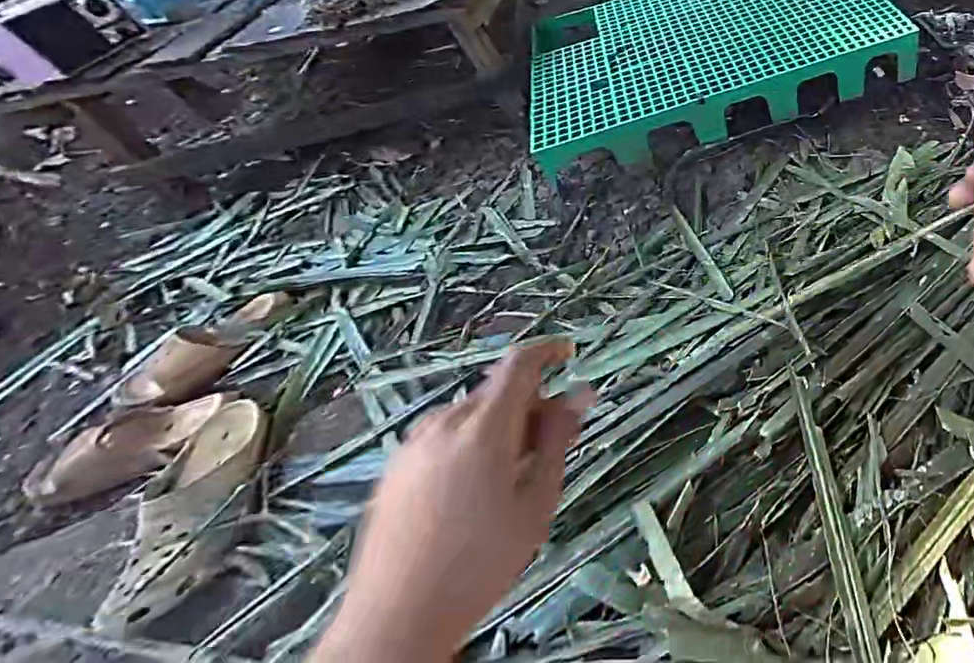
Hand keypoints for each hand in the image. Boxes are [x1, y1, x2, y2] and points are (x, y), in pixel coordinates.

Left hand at [313, 339, 591, 662]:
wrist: (393, 623)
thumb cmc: (480, 563)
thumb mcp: (536, 501)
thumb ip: (557, 440)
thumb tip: (580, 394)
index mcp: (483, 427)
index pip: (520, 363)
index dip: (548, 350)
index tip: (569, 354)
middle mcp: (445, 423)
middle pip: (498, 391)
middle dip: (530, 404)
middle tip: (551, 442)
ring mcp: (414, 445)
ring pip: (472, 414)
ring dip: (500, 425)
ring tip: (512, 475)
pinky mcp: (395, 468)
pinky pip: (445, 435)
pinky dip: (471, 442)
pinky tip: (473, 490)